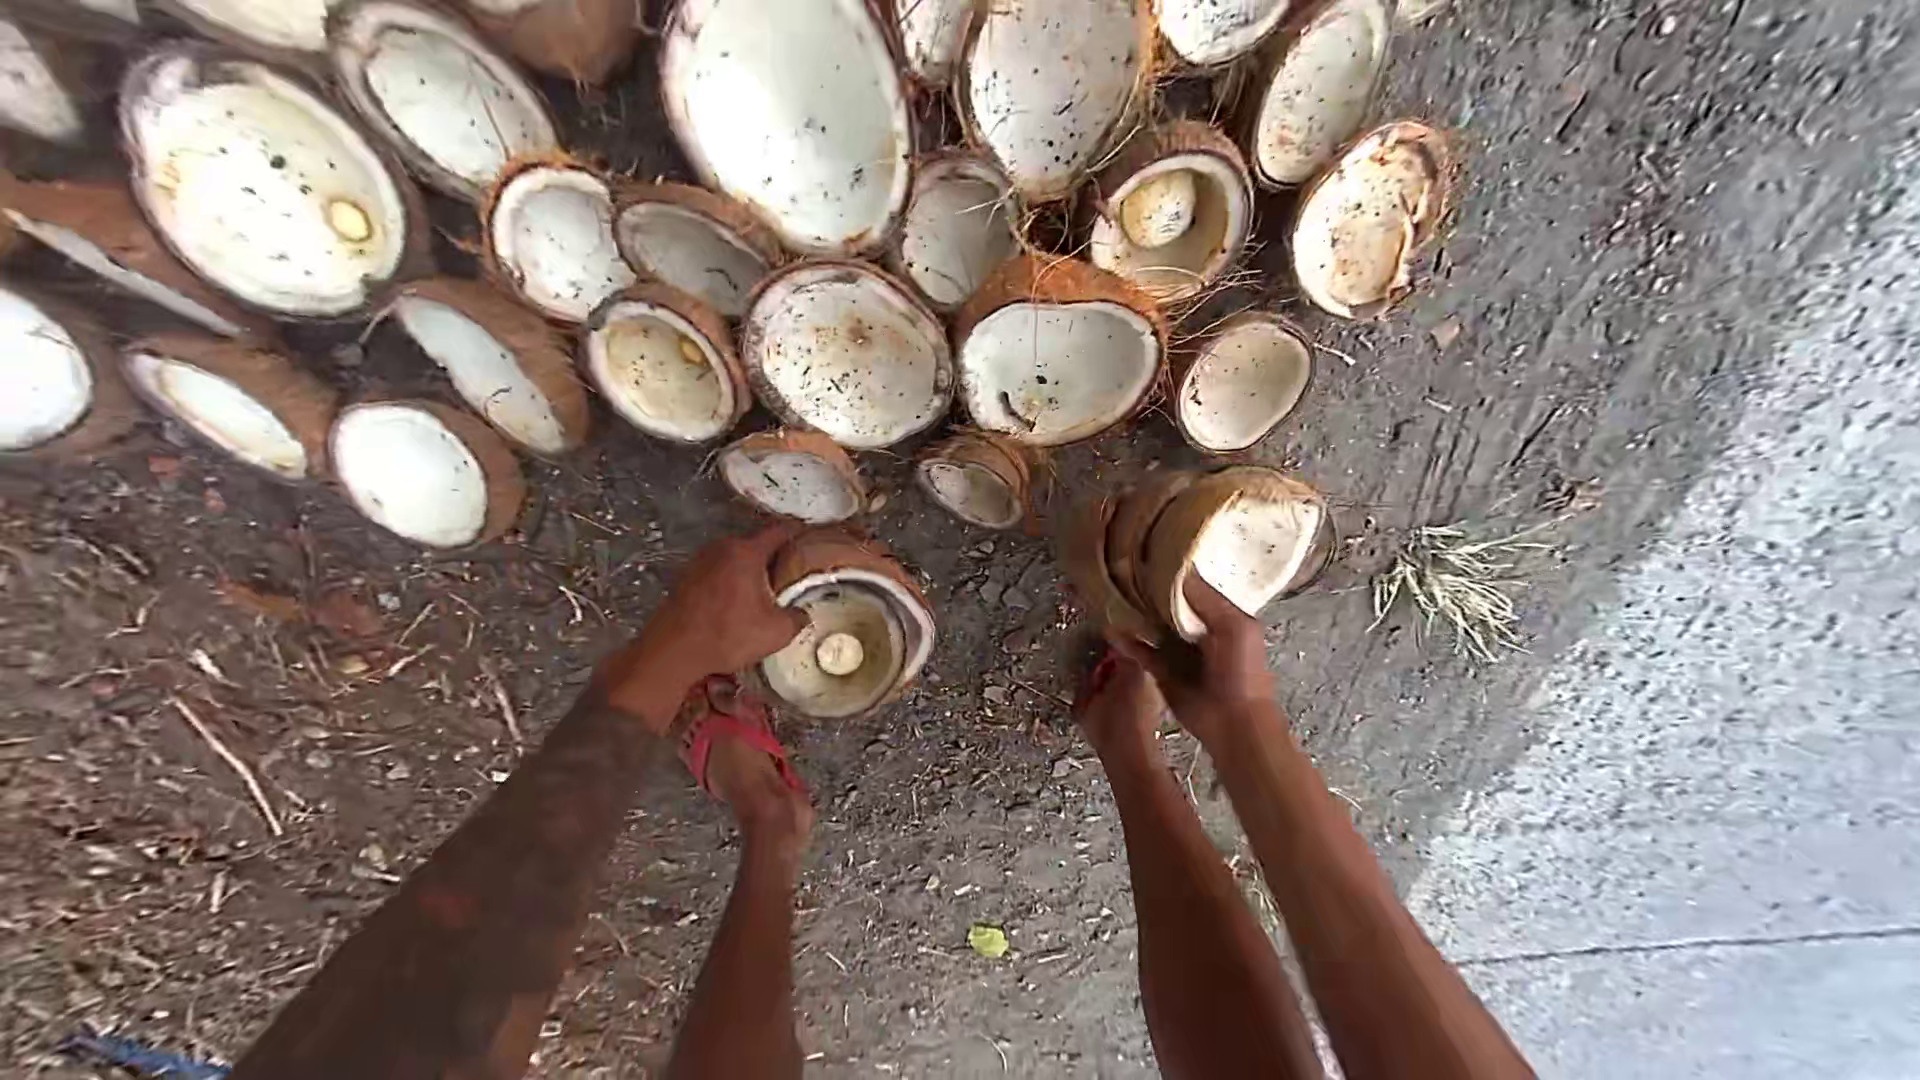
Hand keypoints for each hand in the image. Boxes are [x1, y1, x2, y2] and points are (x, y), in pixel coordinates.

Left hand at [597, 524, 808, 728]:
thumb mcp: (777, 632)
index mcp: (746, 552)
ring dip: (750, 569)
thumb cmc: (727, 635)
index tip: (809, 540)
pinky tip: (737, 601)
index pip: (779, 531)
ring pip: (734, 557)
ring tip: (765, 589)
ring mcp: (699, 561)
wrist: (672, 653)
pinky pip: (717, 570)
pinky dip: (730, 579)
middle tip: (790, 573)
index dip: (798, 533)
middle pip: (756, 543)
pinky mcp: (685, 577)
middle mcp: (721, 548)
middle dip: (774, 556)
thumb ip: (797, 618)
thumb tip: (802, 614)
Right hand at [1108, 575, 1277, 747]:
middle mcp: (1194, 627)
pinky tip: (1108, 628)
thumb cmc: (1241, 670)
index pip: (1189, 586)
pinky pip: (1139, 649)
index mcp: (1218, 614)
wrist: (1234, 722)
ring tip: (1107, 594)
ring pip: (1148, 624)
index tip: (1145, 554)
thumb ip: (1206, 598)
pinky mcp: (1159, 668)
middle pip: (1164, 603)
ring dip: (1131, 613)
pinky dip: (1124, 639)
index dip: (1169, 571)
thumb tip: (1177, 569)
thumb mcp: (1234, 626)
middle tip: (1118, 571)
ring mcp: (1175, 648)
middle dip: (1145, 590)